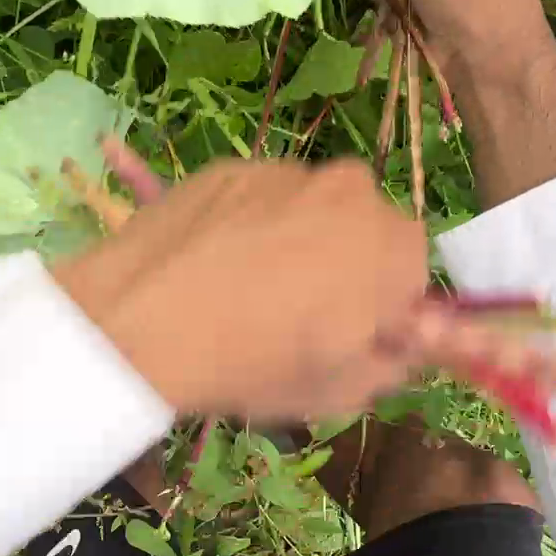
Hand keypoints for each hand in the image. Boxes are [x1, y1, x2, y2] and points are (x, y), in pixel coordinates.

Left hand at [51, 146, 430, 419]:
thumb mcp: (342, 389)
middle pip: (360, 232)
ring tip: (240, 291)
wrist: (143, 319)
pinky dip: (242, 225)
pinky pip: (253, 199)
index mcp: (395, 244)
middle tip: (291, 315)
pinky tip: (208, 264)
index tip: (343, 335)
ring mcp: (283, 170)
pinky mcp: (227, 166)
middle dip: (341, 267)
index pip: (412, 275)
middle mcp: (349, 190)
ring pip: (305, 211)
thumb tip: (410, 337)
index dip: (381, 309)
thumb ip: (397, 359)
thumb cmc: (255, 361)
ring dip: (290, 242)